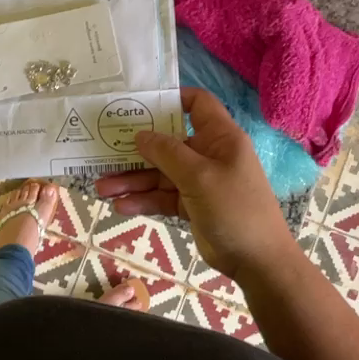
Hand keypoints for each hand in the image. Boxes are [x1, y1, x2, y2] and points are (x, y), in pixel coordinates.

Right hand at [95, 88, 302, 281]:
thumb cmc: (234, 208)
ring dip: (132, 180)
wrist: (257, 260)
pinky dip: (143, 201)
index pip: (197, 104)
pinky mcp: (190, 205)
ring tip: (101, 189)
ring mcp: (198, 181)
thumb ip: (167, 153)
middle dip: (135, 151)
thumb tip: (140, 135)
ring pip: (159, 174)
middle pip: (167, 143)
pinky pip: (162, 197)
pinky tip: (120, 207)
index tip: (138, 103)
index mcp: (219, 137)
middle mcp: (208, 155)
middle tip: (103, 152)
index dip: (171, 99)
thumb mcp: (200, 176)